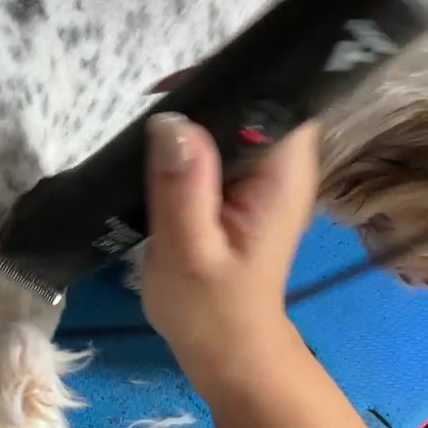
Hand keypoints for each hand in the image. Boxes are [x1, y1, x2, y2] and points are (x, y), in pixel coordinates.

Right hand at [140, 114, 319, 396]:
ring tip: (146, 129)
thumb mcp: (188, 251)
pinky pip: (215, 148)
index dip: (235, 75)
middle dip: (205, 92)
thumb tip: (170, 121)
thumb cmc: (210, 310)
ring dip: (191, 118)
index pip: (277, 94)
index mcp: (281, 174)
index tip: (176, 87)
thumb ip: (182, 186)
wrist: (224, 352)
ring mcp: (259, 179)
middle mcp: (280, 166)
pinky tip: (156, 155)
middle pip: (253, 100)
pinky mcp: (236, 192)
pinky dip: (186, 144)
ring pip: (230, 123)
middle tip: (150, 107)